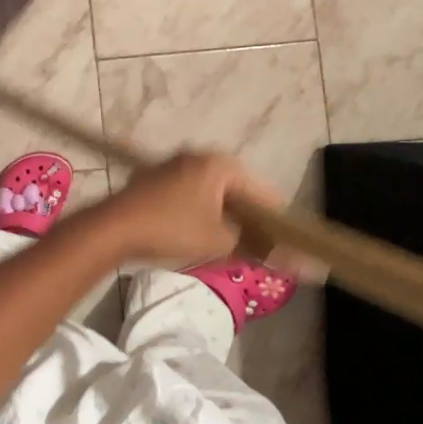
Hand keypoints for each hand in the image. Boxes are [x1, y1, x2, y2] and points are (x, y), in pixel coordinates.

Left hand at [90, 151, 285, 268]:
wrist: (113, 228)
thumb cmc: (172, 229)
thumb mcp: (223, 243)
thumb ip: (264, 250)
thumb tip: (309, 267)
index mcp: (219, 164)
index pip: (264, 192)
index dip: (279, 222)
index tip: (288, 247)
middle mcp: (197, 156)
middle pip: (237, 191)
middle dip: (250, 220)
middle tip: (259, 249)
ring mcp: (172, 165)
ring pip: (212, 194)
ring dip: (224, 218)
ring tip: (232, 246)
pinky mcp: (154, 180)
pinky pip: (190, 196)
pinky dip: (201, 214)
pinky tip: (200, 237)